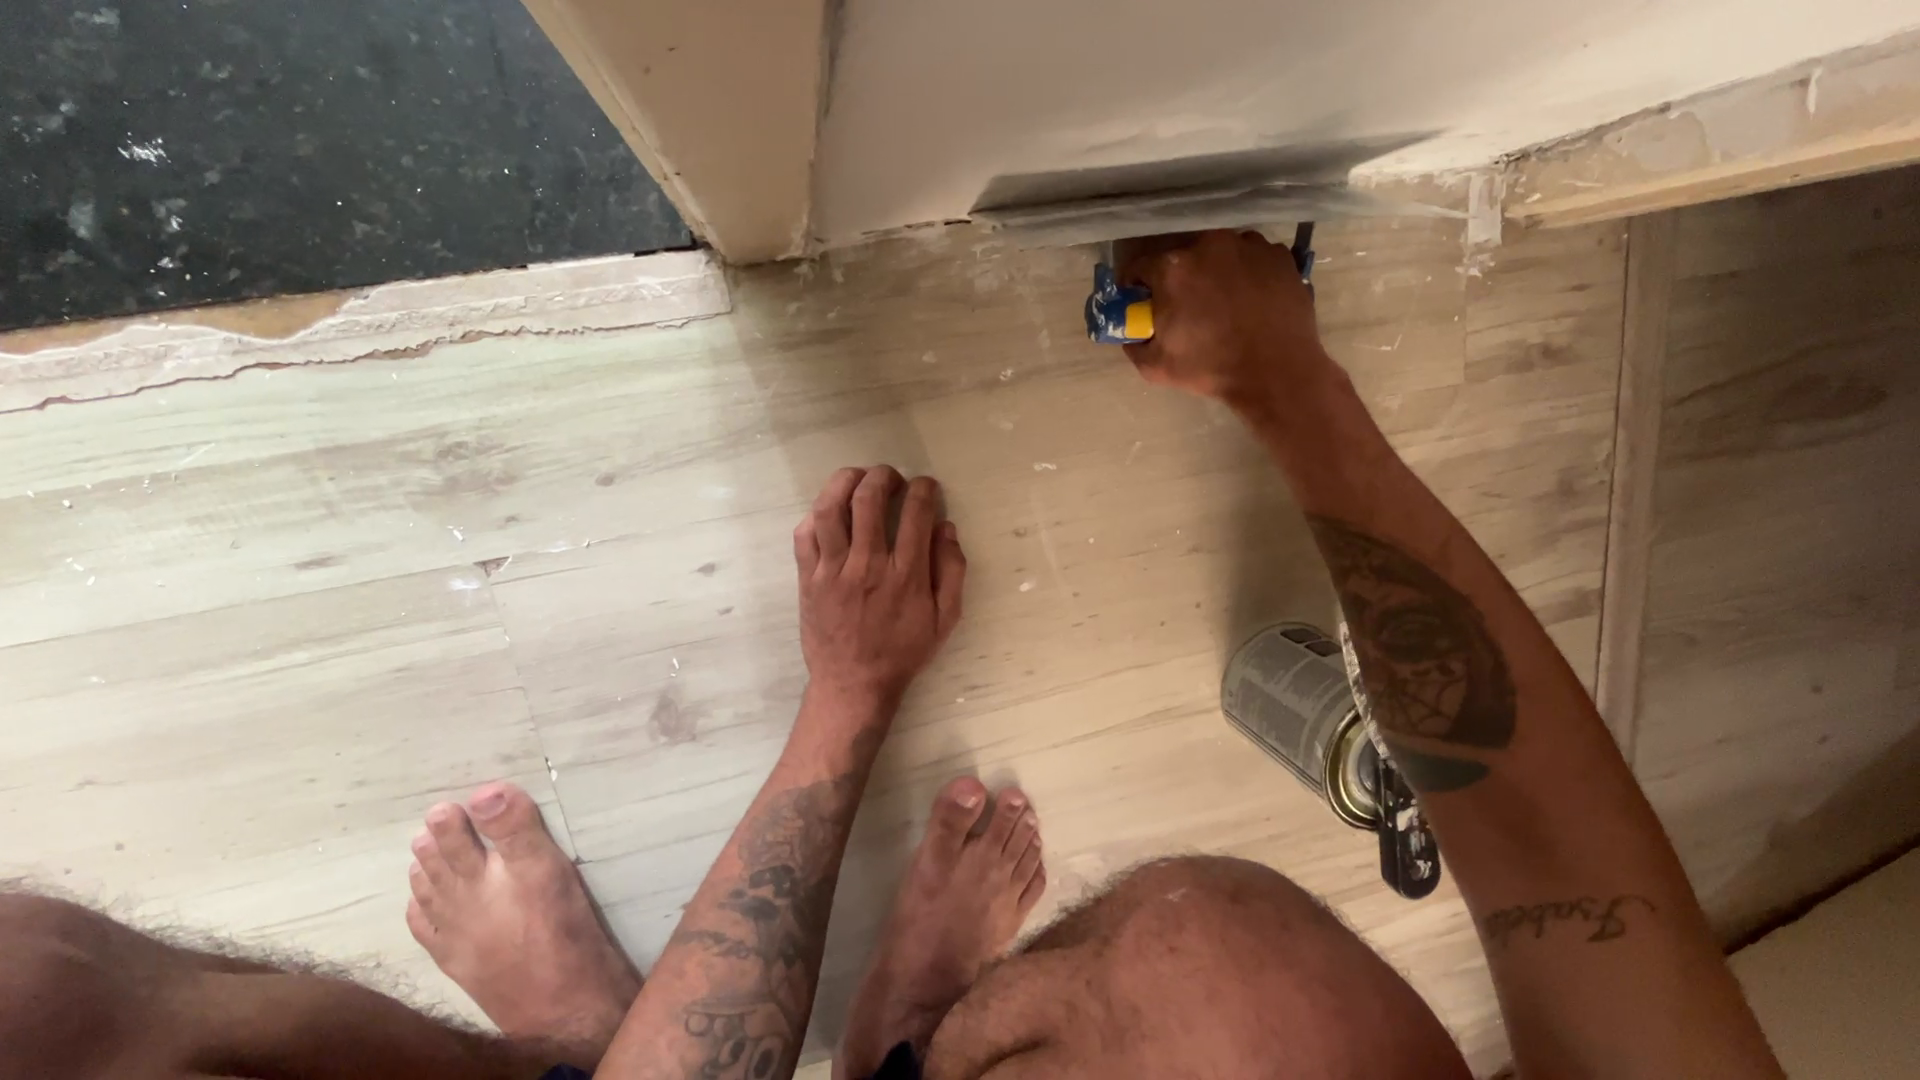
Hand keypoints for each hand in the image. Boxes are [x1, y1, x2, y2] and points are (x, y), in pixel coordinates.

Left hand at [792, 466, 966, 707]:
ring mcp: (832, 571)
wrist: (853, 683)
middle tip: (891, 478)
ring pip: (830, 509)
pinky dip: (817, 514)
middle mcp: (868, 566)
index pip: (916, 513)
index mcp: (906, 575)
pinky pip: (805, 535)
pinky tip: (831, 512)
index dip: (924, 488)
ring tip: (857, 479)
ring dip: (844, 483)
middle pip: (869, 499)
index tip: (926, 486)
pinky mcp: (808, 578)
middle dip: (883, 476)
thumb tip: (946, 527)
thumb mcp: (945, 619)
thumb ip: (951, 571)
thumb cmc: (903, 652)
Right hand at [1117, 229, 1327, 405]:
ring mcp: (1249, 246)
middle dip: (1179, 279)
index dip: (1138, 286)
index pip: (1141, 267)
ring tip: (1224, 303)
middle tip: (1187, 307)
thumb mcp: (1155, 367)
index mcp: (1172, 268)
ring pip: (1220, 254)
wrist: (1276, 372)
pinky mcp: (1279, 255)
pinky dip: (1248, 274)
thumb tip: (1132, 334)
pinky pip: (1253, 259)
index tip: (1143, 302)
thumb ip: (1134, 344)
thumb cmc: (1210, 368)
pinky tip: (1252, 300)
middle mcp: (1209, 245)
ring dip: (1215, 272)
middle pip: (1183, 257)